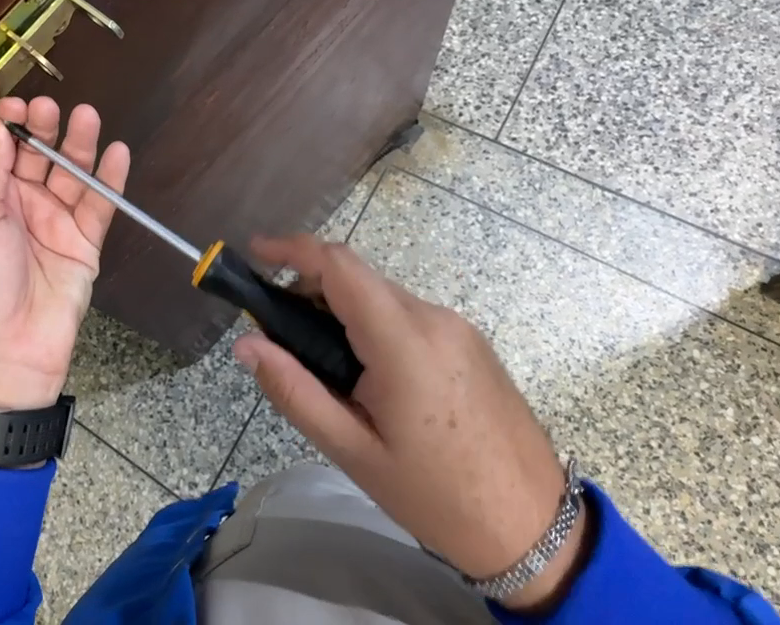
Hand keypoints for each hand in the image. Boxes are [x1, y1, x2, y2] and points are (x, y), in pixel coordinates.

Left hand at [0, 97, 129, 411]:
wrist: (6, 357)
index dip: (7, 128)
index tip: (15, 105)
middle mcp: (19, 210)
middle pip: (36, 159)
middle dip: (43, 130)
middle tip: (50, 108)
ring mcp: (53, 227)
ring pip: (70, 176)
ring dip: (79, 146)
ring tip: (88, 117)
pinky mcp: (83, 246)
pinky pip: (99, 206)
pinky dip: (110, 180)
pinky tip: (116, 153)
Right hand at [232, 235, 586, 610]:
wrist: (536, 530)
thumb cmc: (435, 496)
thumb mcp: (352, 450)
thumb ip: (293, 390)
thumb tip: (244, 345)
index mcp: (404, 341)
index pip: (340, 265)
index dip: (292, 249)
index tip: (255, 252)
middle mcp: (434, 318)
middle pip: (357, 279)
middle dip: (310, 290)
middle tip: (279, 337)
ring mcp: (458, 327)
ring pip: (381, 297)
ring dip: (342, 312)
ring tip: (325, 369)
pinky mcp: (471, 342)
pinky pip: (407, 315)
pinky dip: (373, 325)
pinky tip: (368, 376)